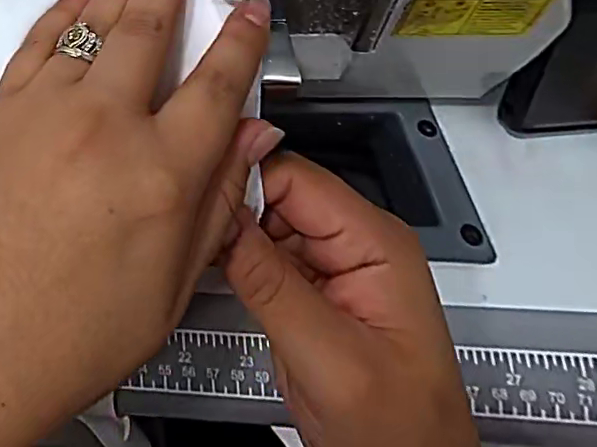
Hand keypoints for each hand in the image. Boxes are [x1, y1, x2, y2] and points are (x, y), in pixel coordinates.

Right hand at [223, 152, 477, 446]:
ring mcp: (329, 258)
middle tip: (193, 227)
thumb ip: (271, 283)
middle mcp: (353, 239)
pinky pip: (260, 245)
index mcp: (375, 241)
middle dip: (231, 205)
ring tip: (199, 247)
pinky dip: (233, 252)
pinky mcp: (307, 279)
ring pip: (261, 213)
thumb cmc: (403, 434)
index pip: (292, 175)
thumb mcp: (331, 361)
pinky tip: (213, 264)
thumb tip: (224, 218)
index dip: (243, 183)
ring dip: (229, 229)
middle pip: (273, 188)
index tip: (204, 201)